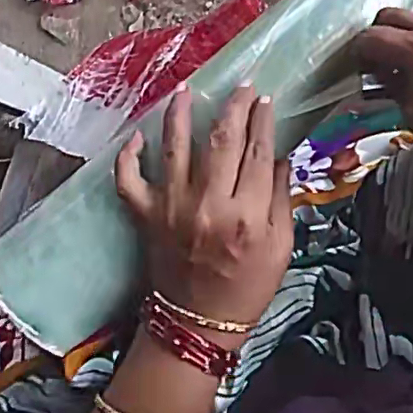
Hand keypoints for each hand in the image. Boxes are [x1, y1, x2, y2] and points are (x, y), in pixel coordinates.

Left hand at [115, 83, 293, 342]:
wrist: (199, 325)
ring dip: (180, 115)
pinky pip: (131, 181)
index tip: (265, 99)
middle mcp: (209, 205)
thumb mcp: (282, 247)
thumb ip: (282, 199)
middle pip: (223, 141)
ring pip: (176, 149)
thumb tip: (279, 156)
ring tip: (186, 89)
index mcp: (247, 214)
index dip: (263, 120)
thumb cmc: (249, 286)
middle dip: (234, 107)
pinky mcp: (147, 217)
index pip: (258, 152)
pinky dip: (129, 157)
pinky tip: (138, 136)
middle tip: (241, 87)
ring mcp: (173, 209)